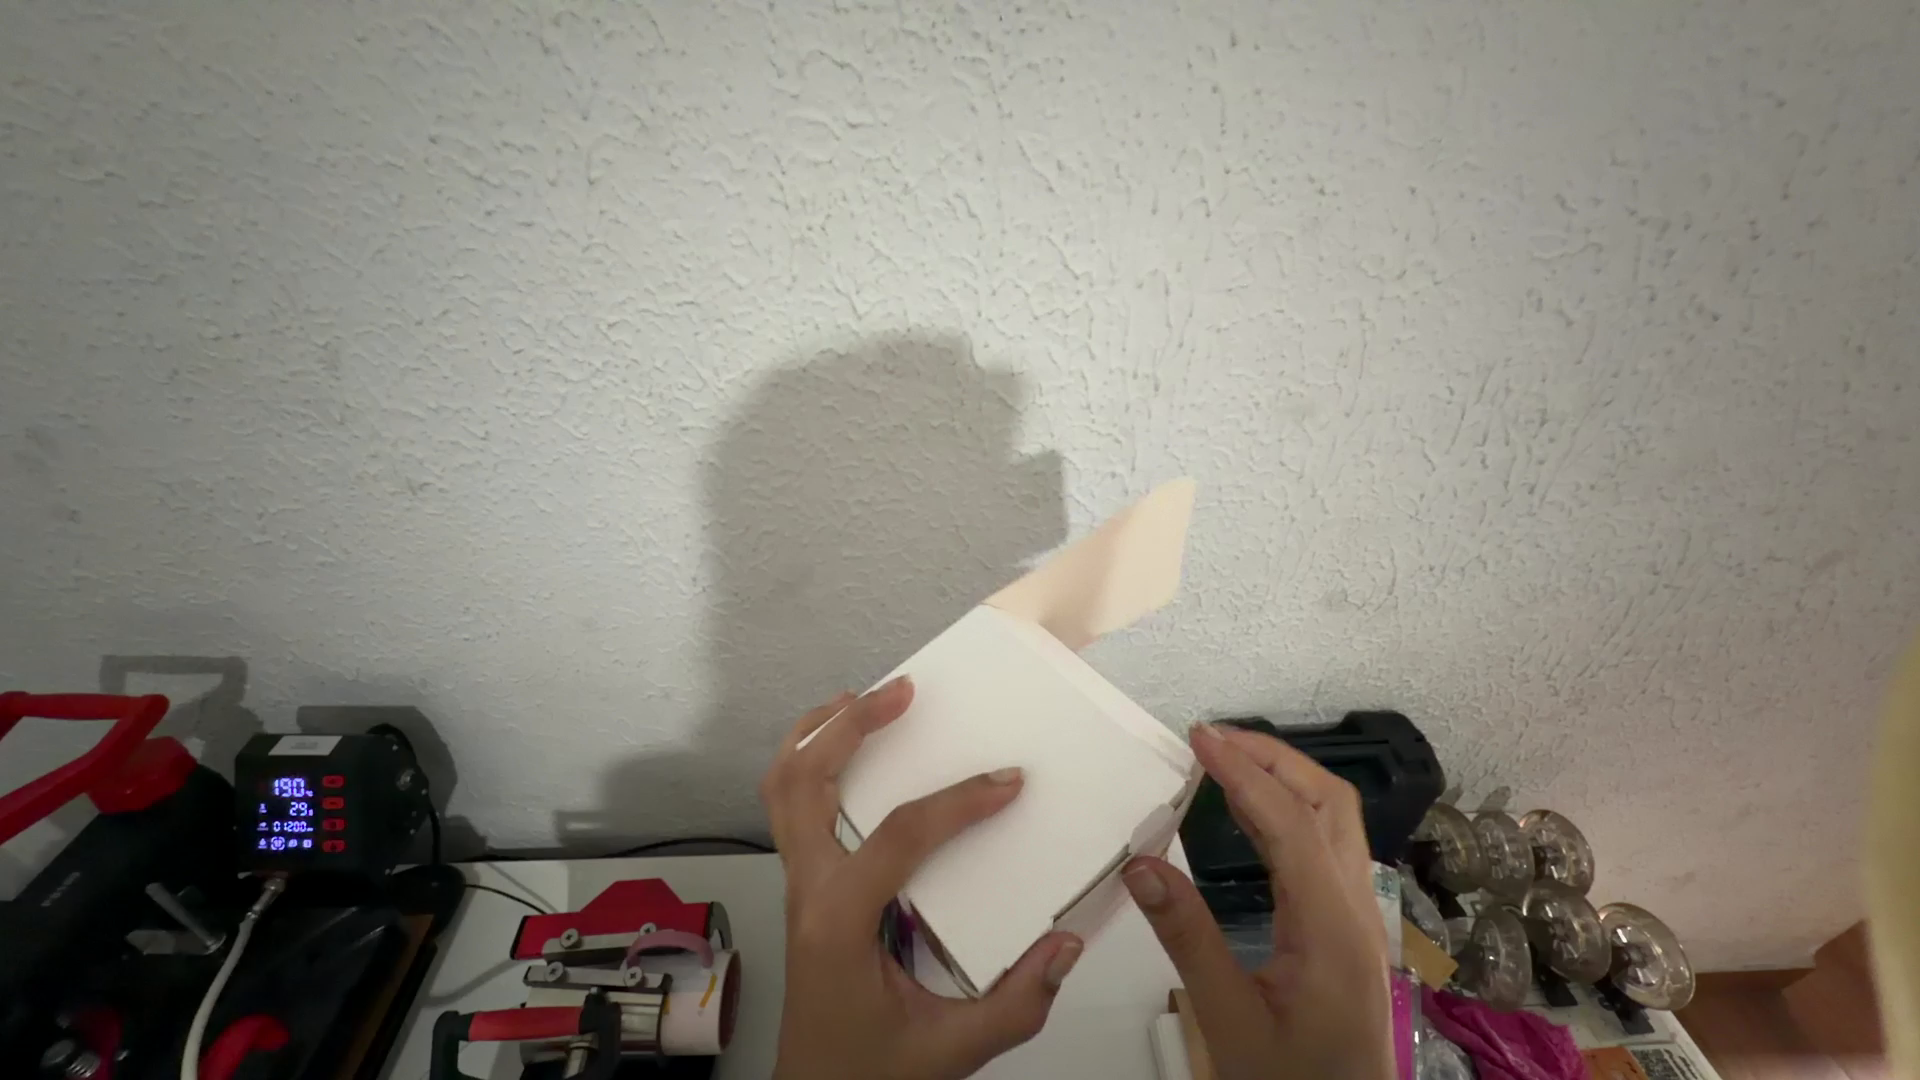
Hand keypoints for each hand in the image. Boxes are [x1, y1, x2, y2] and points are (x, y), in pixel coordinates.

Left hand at [762, 677, 1084, 1079]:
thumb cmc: (870, 1072)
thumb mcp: (952, 1051)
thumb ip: (1016, 1005)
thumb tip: (1065, 945)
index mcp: (841, 922)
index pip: (900, 837)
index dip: (958, 802)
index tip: (1006, 781)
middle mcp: (808, 890)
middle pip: (808, 782)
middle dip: (852, 725)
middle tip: (902, 691)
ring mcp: (796, 882)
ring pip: (782, 785)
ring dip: (817, 732)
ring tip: (860, 698)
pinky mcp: (801, 881)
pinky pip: (785, 804)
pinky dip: (805, 759)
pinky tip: (837, 744)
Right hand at [1123, 724, 1392, 1079]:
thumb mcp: (1229, 1022)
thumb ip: (1186, 939)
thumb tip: (1139, 864)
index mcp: (1332, 928)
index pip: (1290, 823)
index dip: (1244, 771)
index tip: (1199, 737)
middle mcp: (1357, 908)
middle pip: (1330, 802)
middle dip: (1273, 757)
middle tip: (1211, 739)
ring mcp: (1359, 915)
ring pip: (1332, 818)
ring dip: (1281, 776)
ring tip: (1223, 759)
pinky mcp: (1347, 924)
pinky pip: (1322, 842)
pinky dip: (1284, 807)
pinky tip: (1246, 810)